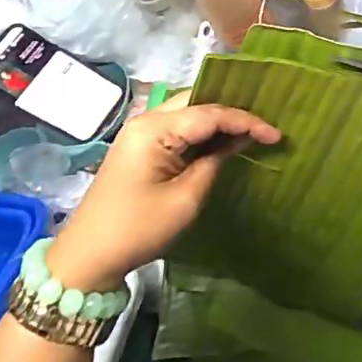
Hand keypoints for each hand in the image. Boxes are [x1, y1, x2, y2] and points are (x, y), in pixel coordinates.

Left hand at [48, 105, 280, 290]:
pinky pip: (178, 126)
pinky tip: (222, 139)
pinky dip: (203, 130)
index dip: (247, 121)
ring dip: (218, 120)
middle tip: (265, 126)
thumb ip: (216, 161)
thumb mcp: (186, 199)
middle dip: (234, 112)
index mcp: (155, 129)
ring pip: (189, 111)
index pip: (211, 113)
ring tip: (250, 130)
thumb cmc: (138, 229)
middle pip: (199, 102)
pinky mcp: (139, 145)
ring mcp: (140, 131)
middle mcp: (147, 119)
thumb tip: (239, 140)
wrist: (85, 259)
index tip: (276, 135)